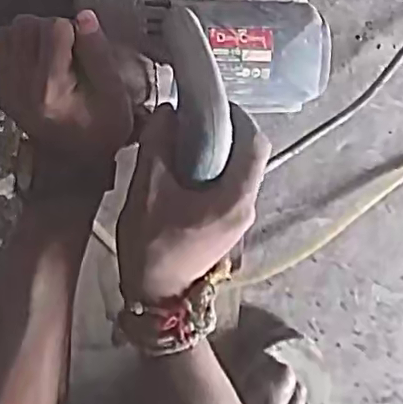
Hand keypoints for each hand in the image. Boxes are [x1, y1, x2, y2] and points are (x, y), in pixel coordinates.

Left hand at [0, 10, 134, 166]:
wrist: (79, 161)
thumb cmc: (103, 127)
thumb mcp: (114, 92)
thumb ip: (98, 52)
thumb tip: (84, 16)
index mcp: (49, 89)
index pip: (55, 28)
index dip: (75, 31)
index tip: (84, 53)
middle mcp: (19, 87)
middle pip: (27, 24)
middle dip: (51, 29)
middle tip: (69, 54)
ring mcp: (3, 88)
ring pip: (9, 30)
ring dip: (31, 34)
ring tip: (51, 57)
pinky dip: (15, 44)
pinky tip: (34, 61)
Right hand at [117, 103, 270, 302]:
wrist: (157, 300)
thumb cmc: (153, 245)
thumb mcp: (147, 188)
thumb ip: (157, 144)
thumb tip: (167, 111)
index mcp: (236, 197)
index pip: (255, 142)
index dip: (236, 115)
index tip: (208, 103)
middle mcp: (247, 207)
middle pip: (247, 155)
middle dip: (221, 131)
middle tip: (188, 119)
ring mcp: (239, 220)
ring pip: (236, 171)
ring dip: (213, 151)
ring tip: (180, 141)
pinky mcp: (227, 227)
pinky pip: (226, 186)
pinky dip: (209, 170)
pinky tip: (180, 169)